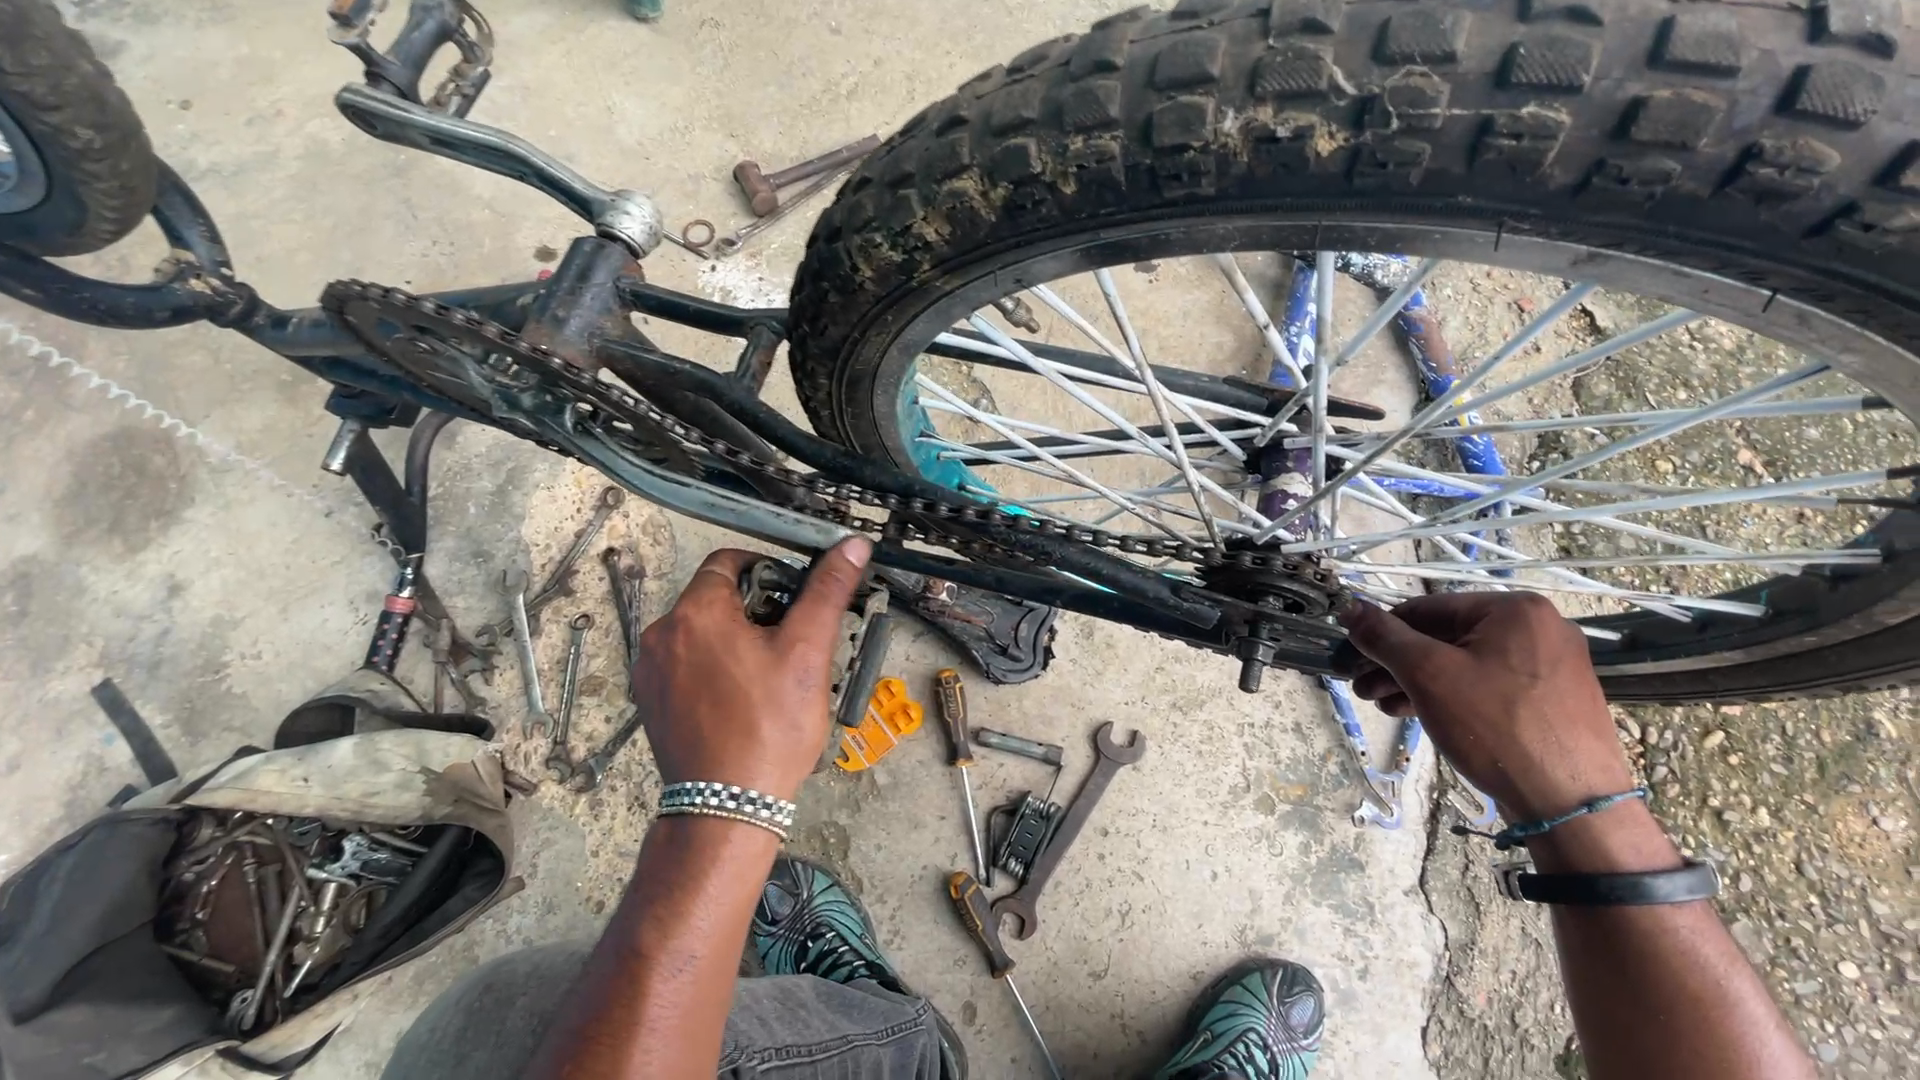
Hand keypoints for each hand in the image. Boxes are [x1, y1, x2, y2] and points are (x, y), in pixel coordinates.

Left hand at [628, 538, 871, 800]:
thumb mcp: (807, 652)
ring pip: (700, 633)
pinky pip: (684, 665)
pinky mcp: (648, 701)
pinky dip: (712, 667)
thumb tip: (852, 546)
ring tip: (769, 673)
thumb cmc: (770, 727)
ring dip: (733, 638)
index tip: (794, 597)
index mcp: (696, 611)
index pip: (730, 561)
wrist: (727, 804)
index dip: (767, 569)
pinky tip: (741, 698)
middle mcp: (661, 633)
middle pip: (713, 597)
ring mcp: (649, 670)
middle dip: (753, 609)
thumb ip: (827, 592)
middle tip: (790, 640)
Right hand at [1338, 592, 1634, 821]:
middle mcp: (1538, 628)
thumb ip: (1384, 637)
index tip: (1351, 659)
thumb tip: (1350, 607)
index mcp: (1514, 609)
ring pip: (1464, 663)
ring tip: (1382, 706)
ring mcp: (1549, 665)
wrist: (1571, 802)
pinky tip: (1416, 713)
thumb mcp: (1427, 674)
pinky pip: (1487, 684)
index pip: (1426, 608)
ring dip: (1416, 682)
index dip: (1381, 633)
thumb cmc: (1494, 725)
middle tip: (1361, 688)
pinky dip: (1449, 695)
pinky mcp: (1551, 698)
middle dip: (1396, 664)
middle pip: (1445, 637)